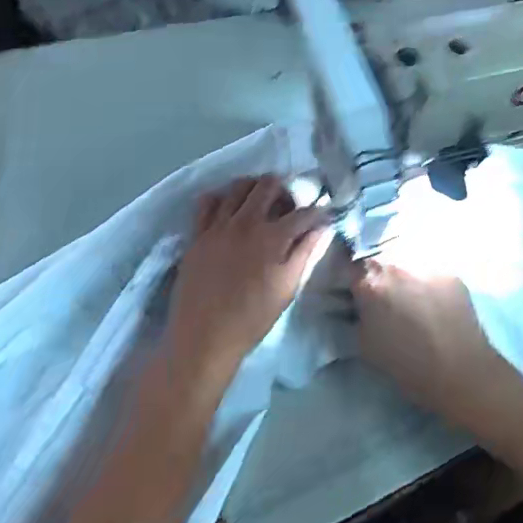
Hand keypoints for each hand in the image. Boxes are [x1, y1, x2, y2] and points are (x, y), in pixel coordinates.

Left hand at [163, 176, 332, 379]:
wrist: (204, 337)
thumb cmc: (253, 316)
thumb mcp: (288, 287)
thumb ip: (307, 253)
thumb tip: (324, 228)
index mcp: (273, 236)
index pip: (303, 212)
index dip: (318, 210)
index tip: (323, 212)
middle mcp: (246, 222)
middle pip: (268, 185)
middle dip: (285, 188)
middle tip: (288, 203)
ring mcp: (218, 226)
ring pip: (238, 187)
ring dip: (254, 187)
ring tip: (260, 201)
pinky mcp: (197, 234)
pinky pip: (207, 202)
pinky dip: (221, 198)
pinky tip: (229, 209)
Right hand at [351, 260, 510, 432]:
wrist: (460, 371)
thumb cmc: (406, 365)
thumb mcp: (365, 343)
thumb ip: (356, 314)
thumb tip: (355, 302)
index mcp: (372, 281)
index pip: (347, 262)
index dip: (346, 273)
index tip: (348, 284)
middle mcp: (398, 263)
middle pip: (378, 258)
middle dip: (375, 273)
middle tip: (380, 294)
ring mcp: (427, 264)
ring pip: (406, 262)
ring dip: (402, 276)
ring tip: (409, 299)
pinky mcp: (450, 271)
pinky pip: (429, 272)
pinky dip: (425, 283)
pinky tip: (431, 303)